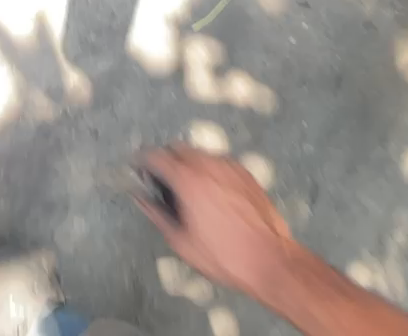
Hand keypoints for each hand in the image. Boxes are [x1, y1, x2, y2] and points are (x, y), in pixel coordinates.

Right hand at [133, 144, 296, 298]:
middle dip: (166, 159)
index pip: (155, 155)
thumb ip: (156, 213)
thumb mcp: (181, 242)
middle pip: (176, 147)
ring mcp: (228, 165)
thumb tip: (140, 196)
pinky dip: (209, 170)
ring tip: (190, 189)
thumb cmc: (222, 255)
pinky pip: (218, 162)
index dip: (142, 159)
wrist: (269, 260)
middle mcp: (206, 163)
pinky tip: (213, 193)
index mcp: (187, 178)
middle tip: (164, 181)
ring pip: (198, 153)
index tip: (137, 168)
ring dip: (188, 163)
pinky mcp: (244, 171)